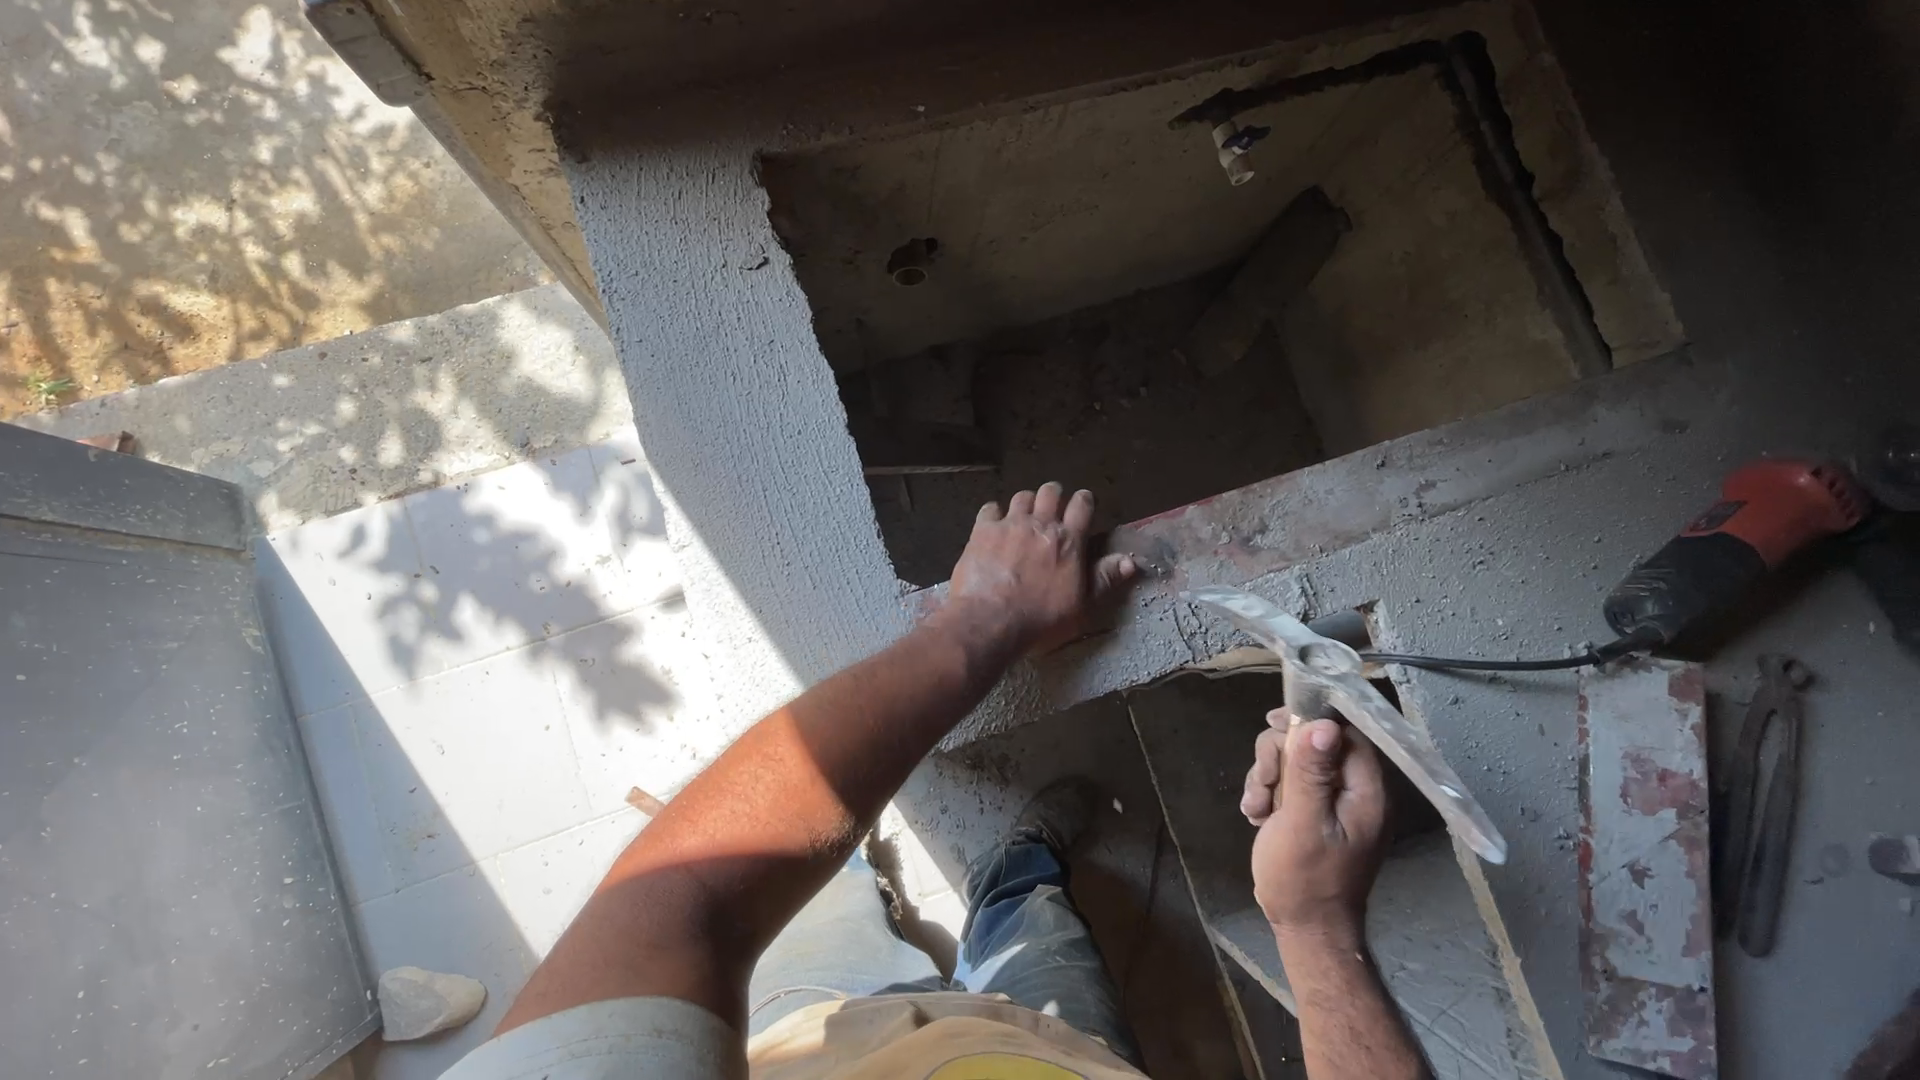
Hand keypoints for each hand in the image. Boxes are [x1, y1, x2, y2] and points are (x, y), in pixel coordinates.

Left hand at [939, 482, 1137, 654]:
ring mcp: (1009, 524)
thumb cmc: (1040, 619)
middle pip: (1050, 492)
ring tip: (1024, 515)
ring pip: (1021, 497)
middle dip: (1054, 495)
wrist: (990, 621)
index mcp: (1068, 541)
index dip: (1084, 500)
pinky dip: (994, 513)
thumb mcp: (1081, 606)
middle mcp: (1040, 524)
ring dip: (1026, 503)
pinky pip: (990, 508)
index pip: (1082, 505)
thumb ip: (1104, 580)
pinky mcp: (982, 530)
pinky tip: (993, 525)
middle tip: (1052, 506)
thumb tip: (1130, 561)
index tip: (1083, 503)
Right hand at [1243, 708, 1387, 940]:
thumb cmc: (1305, 878)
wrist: (1304, 927)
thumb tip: (1322, 723)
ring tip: (1257, 809)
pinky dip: (1267, 792)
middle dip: (1279, 757)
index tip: (1274, 724)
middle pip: (1313, 741)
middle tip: (1263, 785)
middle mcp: (1355, 789)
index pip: (1345, 731)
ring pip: (1294, 759)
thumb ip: (1311, 772)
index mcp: (1367, 790)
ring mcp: (1334, 800)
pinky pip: (1287, 780)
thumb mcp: (1302, 822)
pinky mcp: (1314, 809)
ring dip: (1266, 777)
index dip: (1310, 720)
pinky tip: (1258, 816)